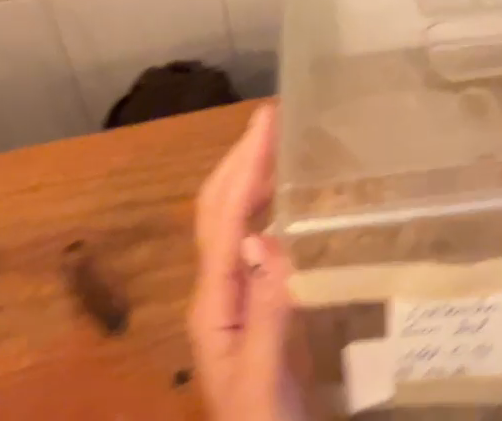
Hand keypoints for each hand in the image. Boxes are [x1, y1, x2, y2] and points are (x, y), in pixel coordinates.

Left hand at [189, 105, 305, 420]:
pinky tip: (287, 200)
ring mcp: (230, 301)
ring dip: (248, 176)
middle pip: (217, 211)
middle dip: (239, 159)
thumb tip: (263, 238)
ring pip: (230, 222)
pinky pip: (250, 241)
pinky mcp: (250, 309)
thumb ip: (265, 315)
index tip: (268, 119)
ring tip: (279, 143)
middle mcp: (216, 295)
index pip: (227, 220)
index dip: (246, 165)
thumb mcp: (266, 382)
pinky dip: (263, 206)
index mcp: (214, 306)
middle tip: (273, 117)